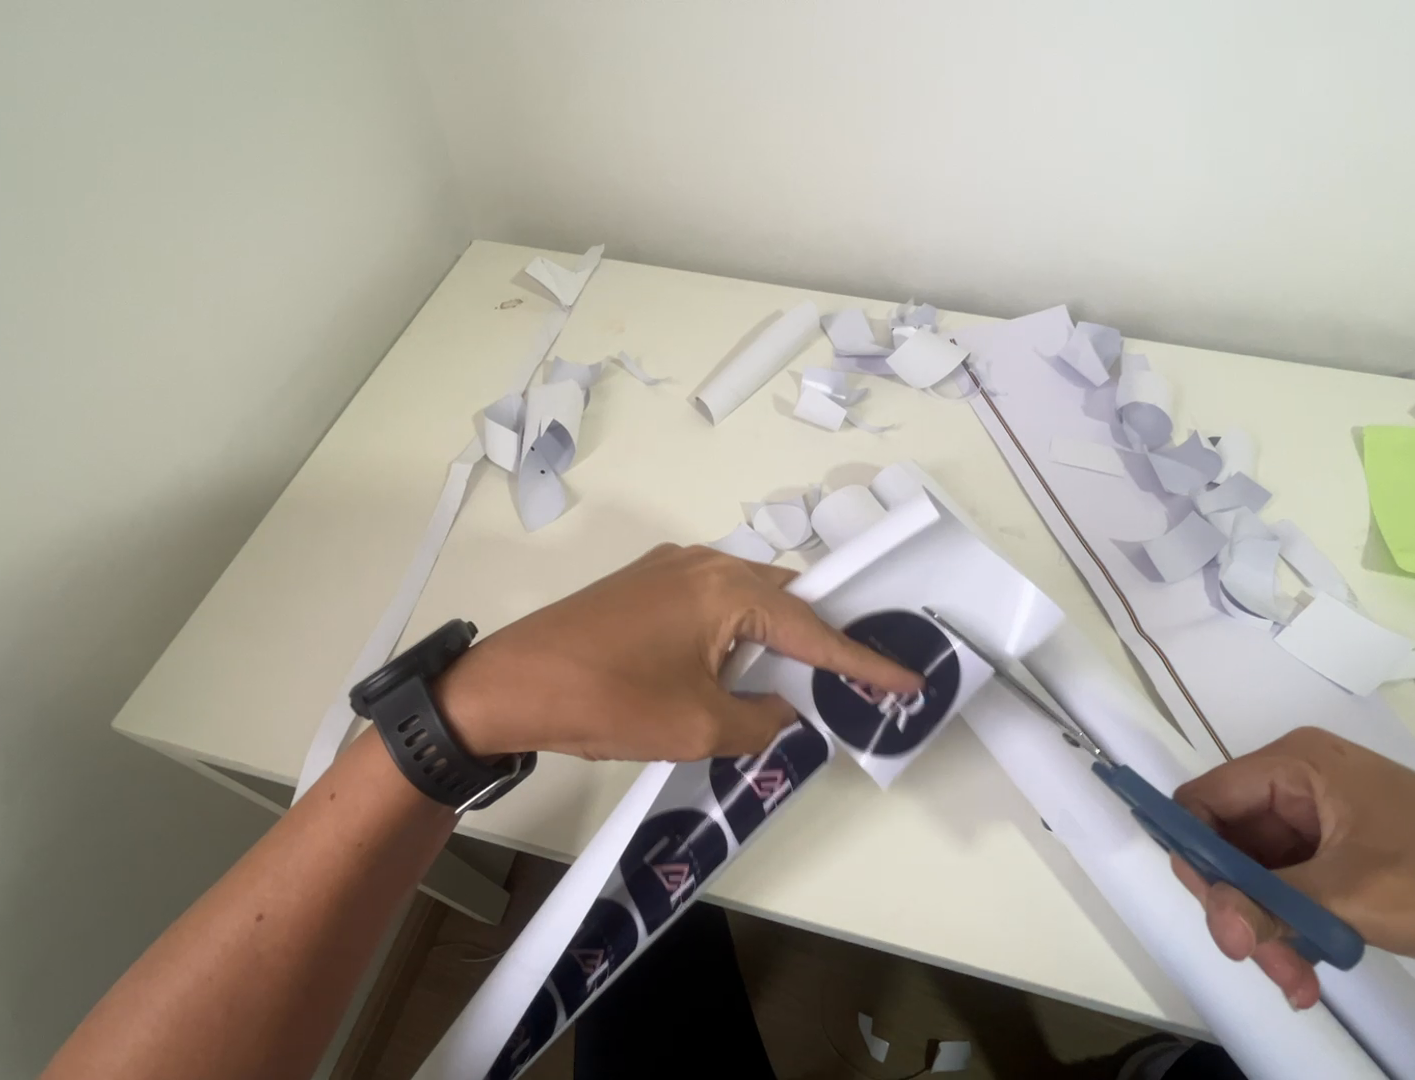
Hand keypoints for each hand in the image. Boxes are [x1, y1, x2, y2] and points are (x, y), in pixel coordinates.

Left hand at [431, 544, 923, 762]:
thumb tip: (781, 711)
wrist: (507, 684)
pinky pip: (711, 600)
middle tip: (845, 678)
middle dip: (817, 639)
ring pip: (746, 596)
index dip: (862, 662)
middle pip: (784, 598)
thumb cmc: (608, 701)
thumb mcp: (697, 726)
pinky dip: (734, 630)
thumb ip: (759, 720)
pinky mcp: (643, 583)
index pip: (814, 629)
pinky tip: (730, 664)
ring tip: (788, 677)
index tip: (907, 679)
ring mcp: (669, 568)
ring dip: (772, 634)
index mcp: (727, 589)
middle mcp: (704, 562)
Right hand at [1169, 727, 1414, 1007]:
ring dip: (1267, 924)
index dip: (1195, 850)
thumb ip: (1268, 905)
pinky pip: (1291, 881)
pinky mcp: (1342, 848)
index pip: (1206, 798)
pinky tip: (1306, 970)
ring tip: (1292, 980)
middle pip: (1231, 839)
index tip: (1213, 909)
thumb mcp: (1350, 898)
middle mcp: (1300, 781)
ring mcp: (1322, 815)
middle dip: (1239, 903)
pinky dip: (1292, 924)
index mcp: (1295, 763)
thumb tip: (1215, 925)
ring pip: (1259, 869)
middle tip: (1257, 959)